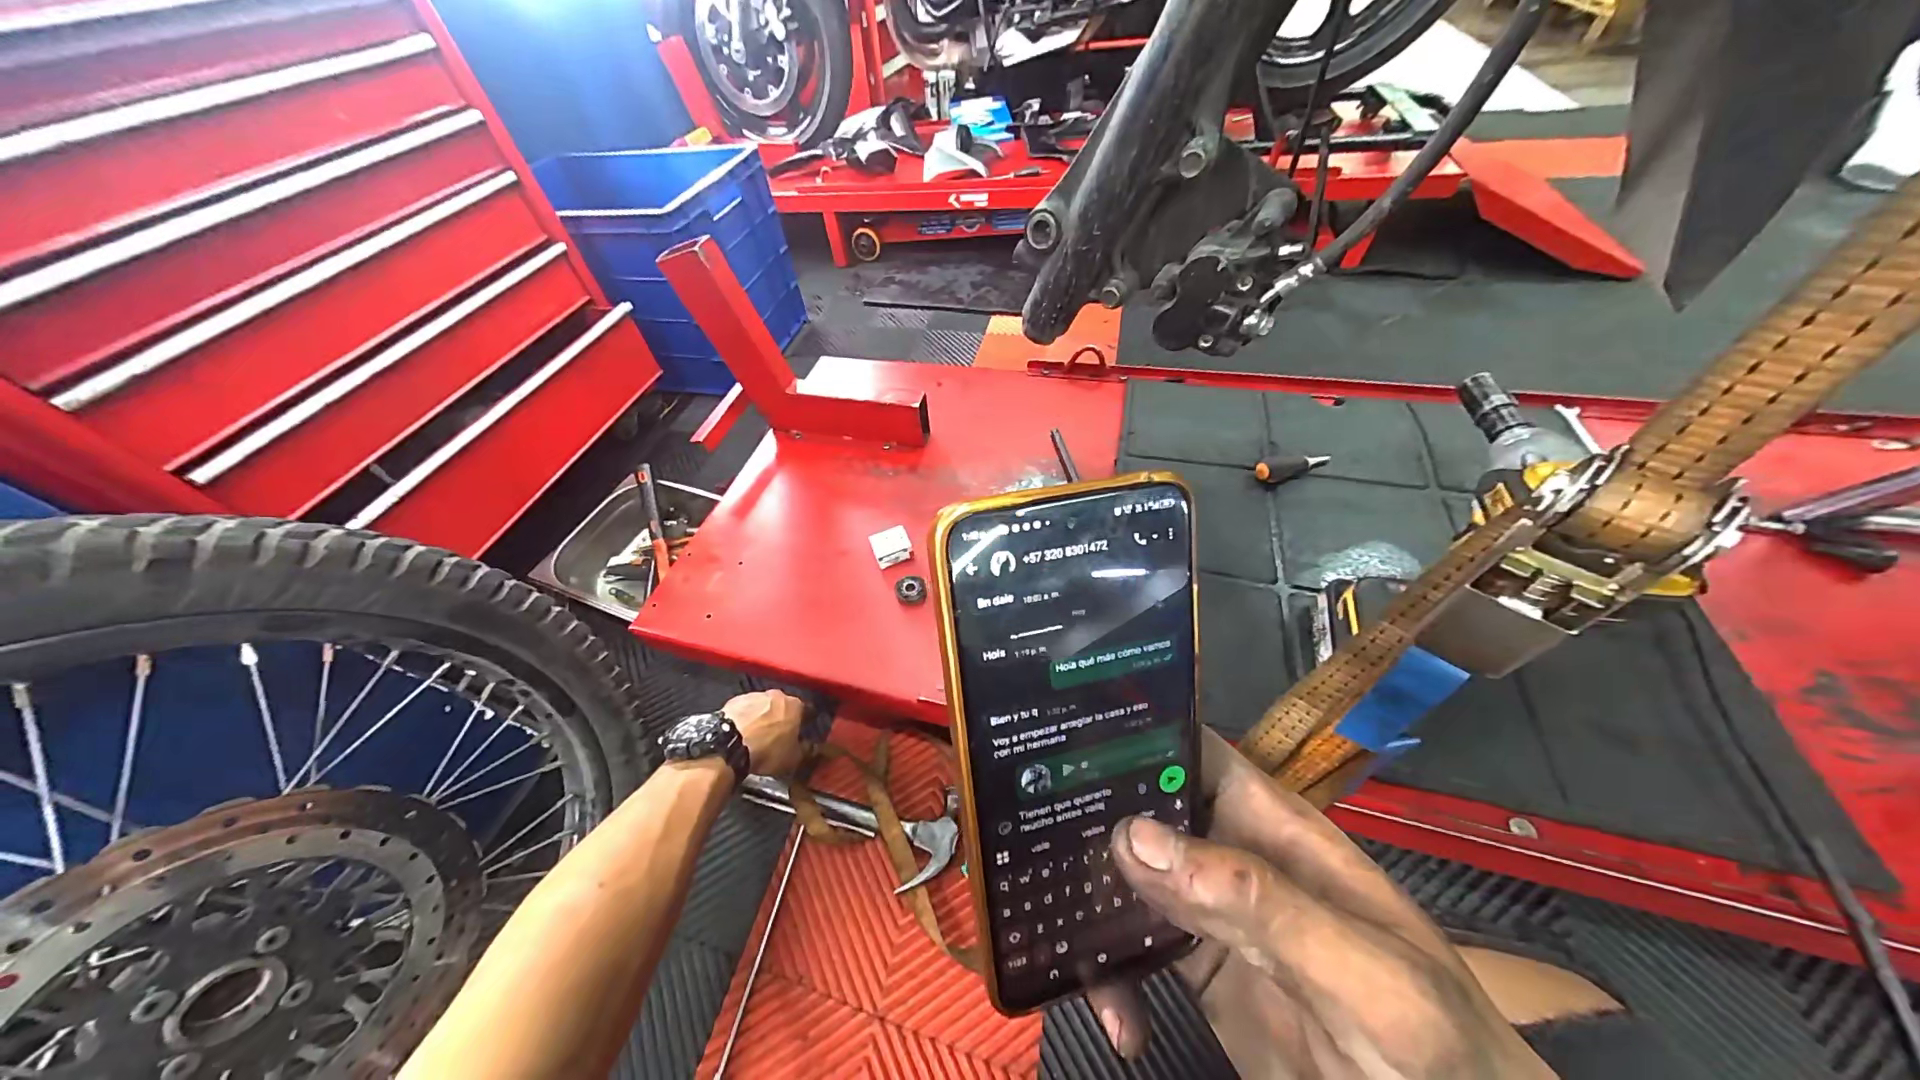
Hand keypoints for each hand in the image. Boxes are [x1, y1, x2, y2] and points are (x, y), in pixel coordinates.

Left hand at [722, 690, 806, 776]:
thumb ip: (805, 750)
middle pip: (783, 707)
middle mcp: (777, 695)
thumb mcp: (793, 759)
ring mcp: (754, 695)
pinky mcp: (734, 700)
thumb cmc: (766, 750)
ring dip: (763, 718)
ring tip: (757, 737)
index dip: (805, 725)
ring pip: (763, 707)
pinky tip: (742, 734)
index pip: (807, 712)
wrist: (729, 743)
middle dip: (782, 719)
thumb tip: (810, 747)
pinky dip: (746, 720)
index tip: (802, 735)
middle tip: (778, 737)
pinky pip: (745, 710)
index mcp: (796, 706)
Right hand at [1089, 729, 1553, 1079]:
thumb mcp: (1362, 976)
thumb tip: (1137, 836)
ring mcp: (1212, 916)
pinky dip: (1112, 979)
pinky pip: (1135, 953)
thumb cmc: (1440, 1052)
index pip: (1192, 753)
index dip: (1130, 737)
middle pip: (1144, 812)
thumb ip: (1258, 903)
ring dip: (1089, 902)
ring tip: (1043, 929)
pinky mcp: (1199, 971)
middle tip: (1022, 836)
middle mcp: (1233, 857)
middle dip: (1089, 820)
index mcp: (1272, 827)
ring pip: (1129, 881)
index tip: (1060, 746)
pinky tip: (1115, 1020)